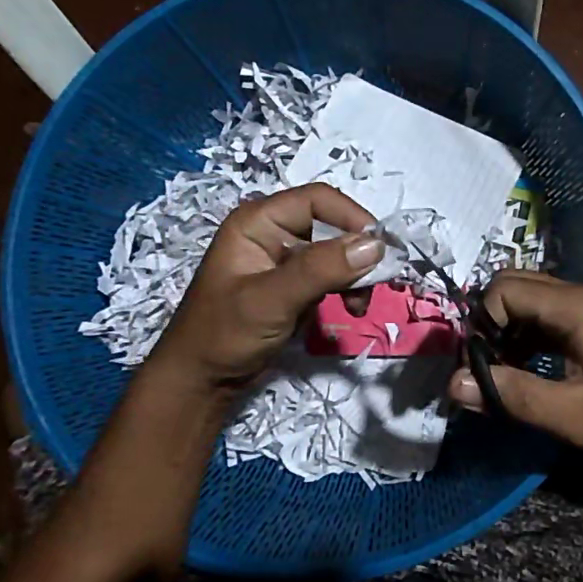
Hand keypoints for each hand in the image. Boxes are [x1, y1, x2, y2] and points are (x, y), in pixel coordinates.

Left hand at [149, 183, 383, 390]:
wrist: (202, 381)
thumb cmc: (225, 333)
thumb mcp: (272, 299)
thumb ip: (321, 269)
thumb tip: (375, 245)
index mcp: (258, 222)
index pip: (317, 200)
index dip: (351, 217)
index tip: (380, 249)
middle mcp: (273, 232)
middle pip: (331, 224)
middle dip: (357, 251)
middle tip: (378, 281)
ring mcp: (285, 259)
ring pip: (337, 251)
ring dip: (356, 273)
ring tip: (360, 304)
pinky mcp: (295, 284)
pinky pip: (332, 274)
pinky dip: (347, 288)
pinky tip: (351, 309)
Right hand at [446, 270, 582, 462]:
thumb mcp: (571, 415)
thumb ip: (512, 395)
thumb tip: (454, 383)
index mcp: (573, 307)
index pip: (503, 290)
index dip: (482, 324)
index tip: (478, 365)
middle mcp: (577, 296)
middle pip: (512, 286)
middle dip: (488, 322)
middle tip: (484, 365)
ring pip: (526, 300)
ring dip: (504, 330)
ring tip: (499, 371)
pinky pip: (542, 316)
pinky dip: (522, 337)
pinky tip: (522, 370)